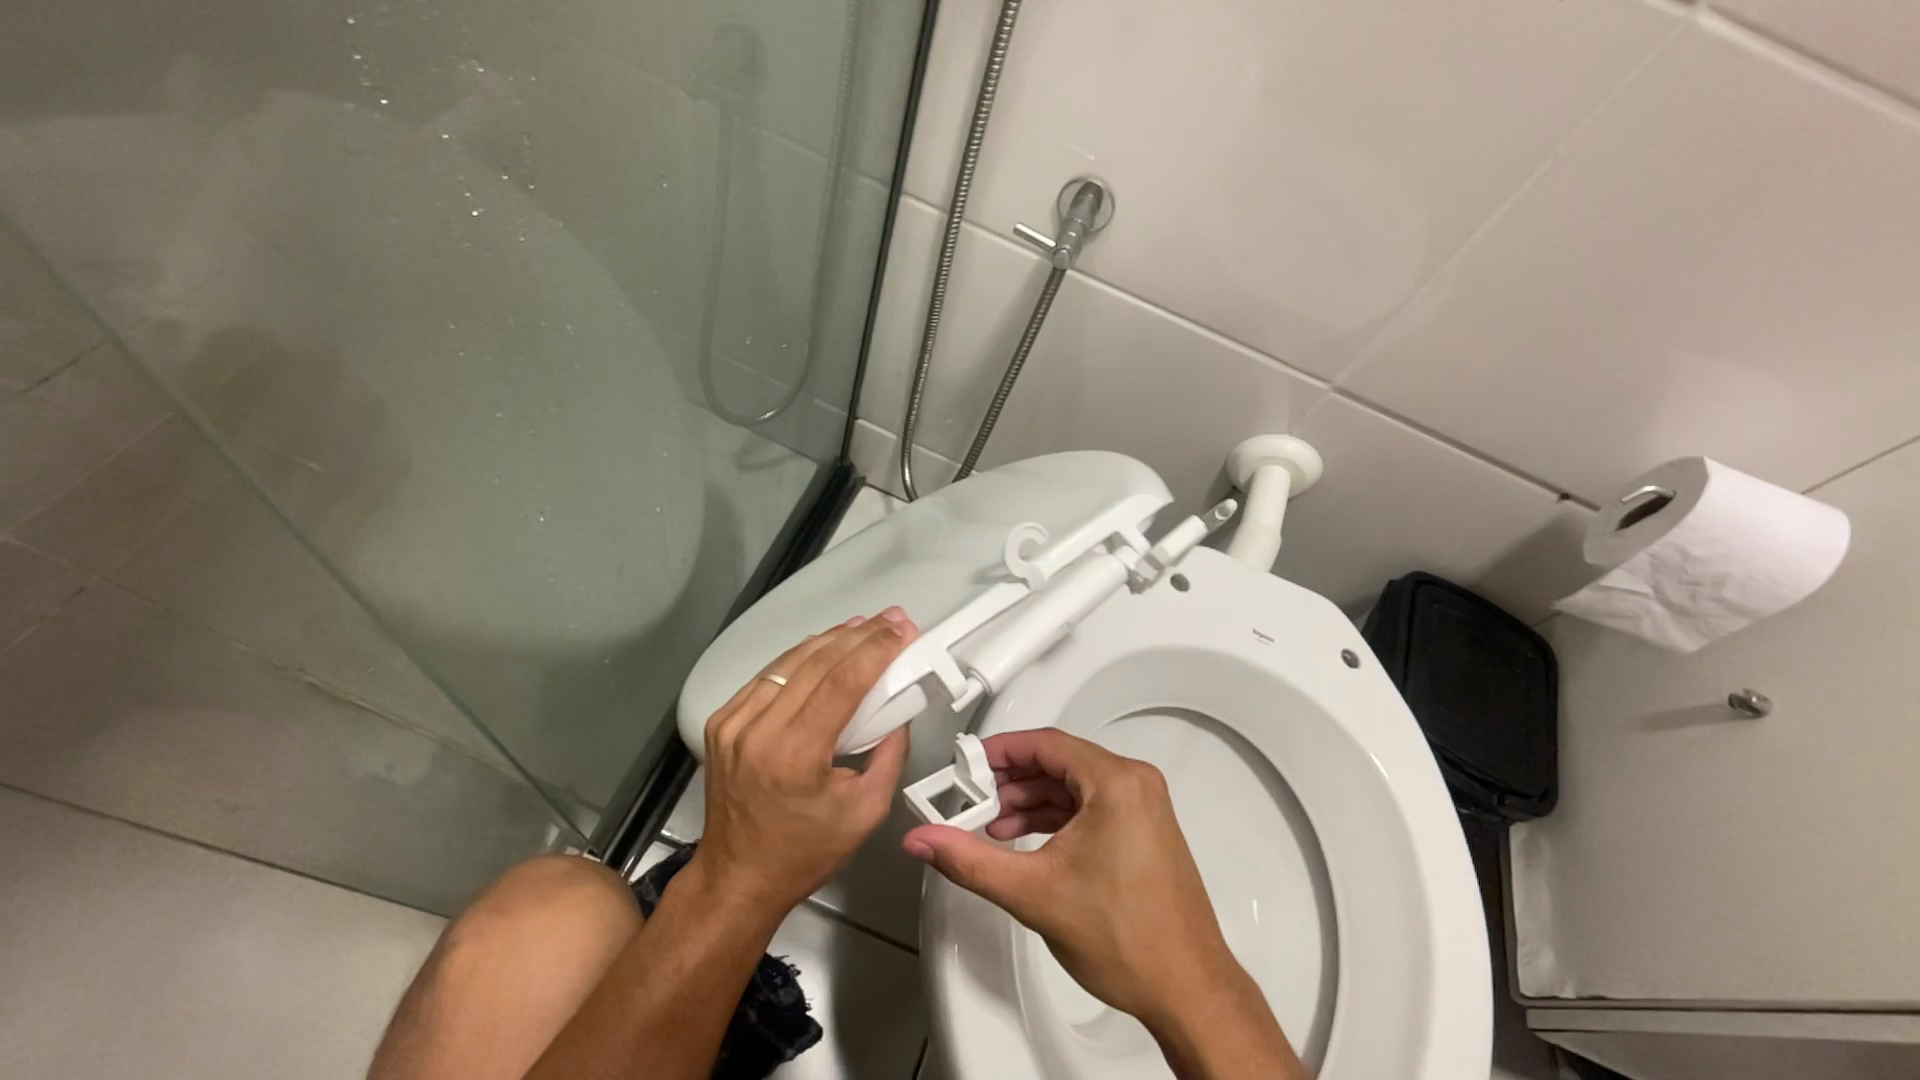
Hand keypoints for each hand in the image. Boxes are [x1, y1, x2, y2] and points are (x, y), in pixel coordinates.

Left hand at [692, 609, 917, 914]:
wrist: (737, 878)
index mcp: (794, 756)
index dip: (876, 650)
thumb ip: (889, 754)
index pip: (841, 683)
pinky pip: (767, 677)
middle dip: (860, 636)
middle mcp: (758, 731)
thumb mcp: (866, 812)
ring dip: (830, 640)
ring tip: (864, 626)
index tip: (902, 631)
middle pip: (816, 663)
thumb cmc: (804, 853)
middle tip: (892, 620)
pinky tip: (824, 648)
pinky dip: (800, 658)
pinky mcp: (721, 722)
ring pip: (789, 662)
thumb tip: (899, 710)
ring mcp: (733, 723)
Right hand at [901, 729, 1301, 1078]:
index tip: (966, 766)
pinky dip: (1054, 818)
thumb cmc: (1123, 938)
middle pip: (1058, 762)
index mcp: (1117, 784)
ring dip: (1030, 800)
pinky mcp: (1143, 831)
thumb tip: (921, 840)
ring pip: (1072, 786)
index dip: (999, 752)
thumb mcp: (1033, 893)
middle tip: (970, 799)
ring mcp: (1143, 807)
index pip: (1046, 744)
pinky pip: (1090, 807)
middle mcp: (1135, 785)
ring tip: (990, 826)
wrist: (1187, 989)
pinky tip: (1023, 840)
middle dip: (1010, 780)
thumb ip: (969, 860)